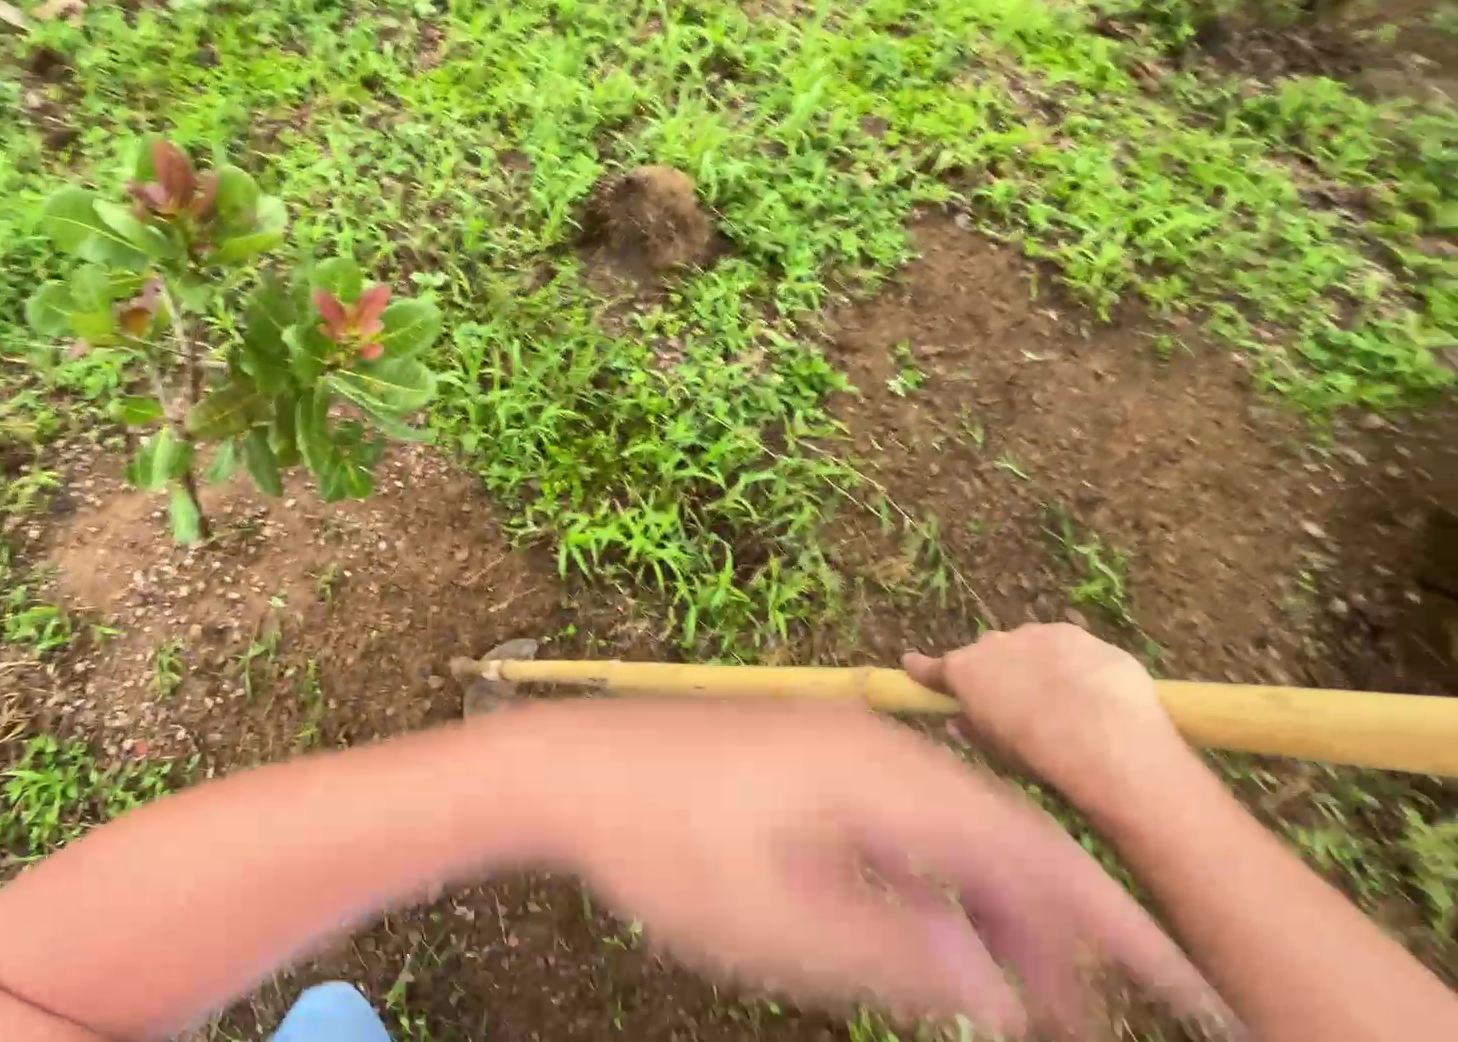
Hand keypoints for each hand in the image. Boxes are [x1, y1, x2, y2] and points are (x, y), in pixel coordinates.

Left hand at [523, 700, 1217, 1035]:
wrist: (561, 765)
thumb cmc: (656, 843)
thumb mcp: (774, 920)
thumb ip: (892, 953)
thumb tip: (995, 990)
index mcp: (878, 774)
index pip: (1032, 849)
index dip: (1117, 925)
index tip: (1193, 993)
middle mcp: (865, 742)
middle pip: (991, 830)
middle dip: (1045, 923)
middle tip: (1073, 1015)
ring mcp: (823, 739)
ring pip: (936, 819)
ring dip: (977, 896)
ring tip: (1002, 980)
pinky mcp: (788, 750)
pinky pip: (883, 808)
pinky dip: (916, 867)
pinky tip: (915, 915)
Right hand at [902, 623, 1188, 810]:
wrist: (1108, 740)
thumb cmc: (1038, 752)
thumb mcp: (996, 749)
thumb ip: (973, 728)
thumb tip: (959, 721)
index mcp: (963, 671)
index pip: (930, 667)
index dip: (922, 669)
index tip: (912, 665)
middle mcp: (992, 644)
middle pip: (987, 652)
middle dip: (996, 669)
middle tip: (1016, 699)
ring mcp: (1036, 634)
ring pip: (1030, 646)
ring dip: (1037, 663)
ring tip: (1065, 697)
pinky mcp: (1079, 634)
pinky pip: (1069, 647)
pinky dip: (1074, 663)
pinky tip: (1095, 690)